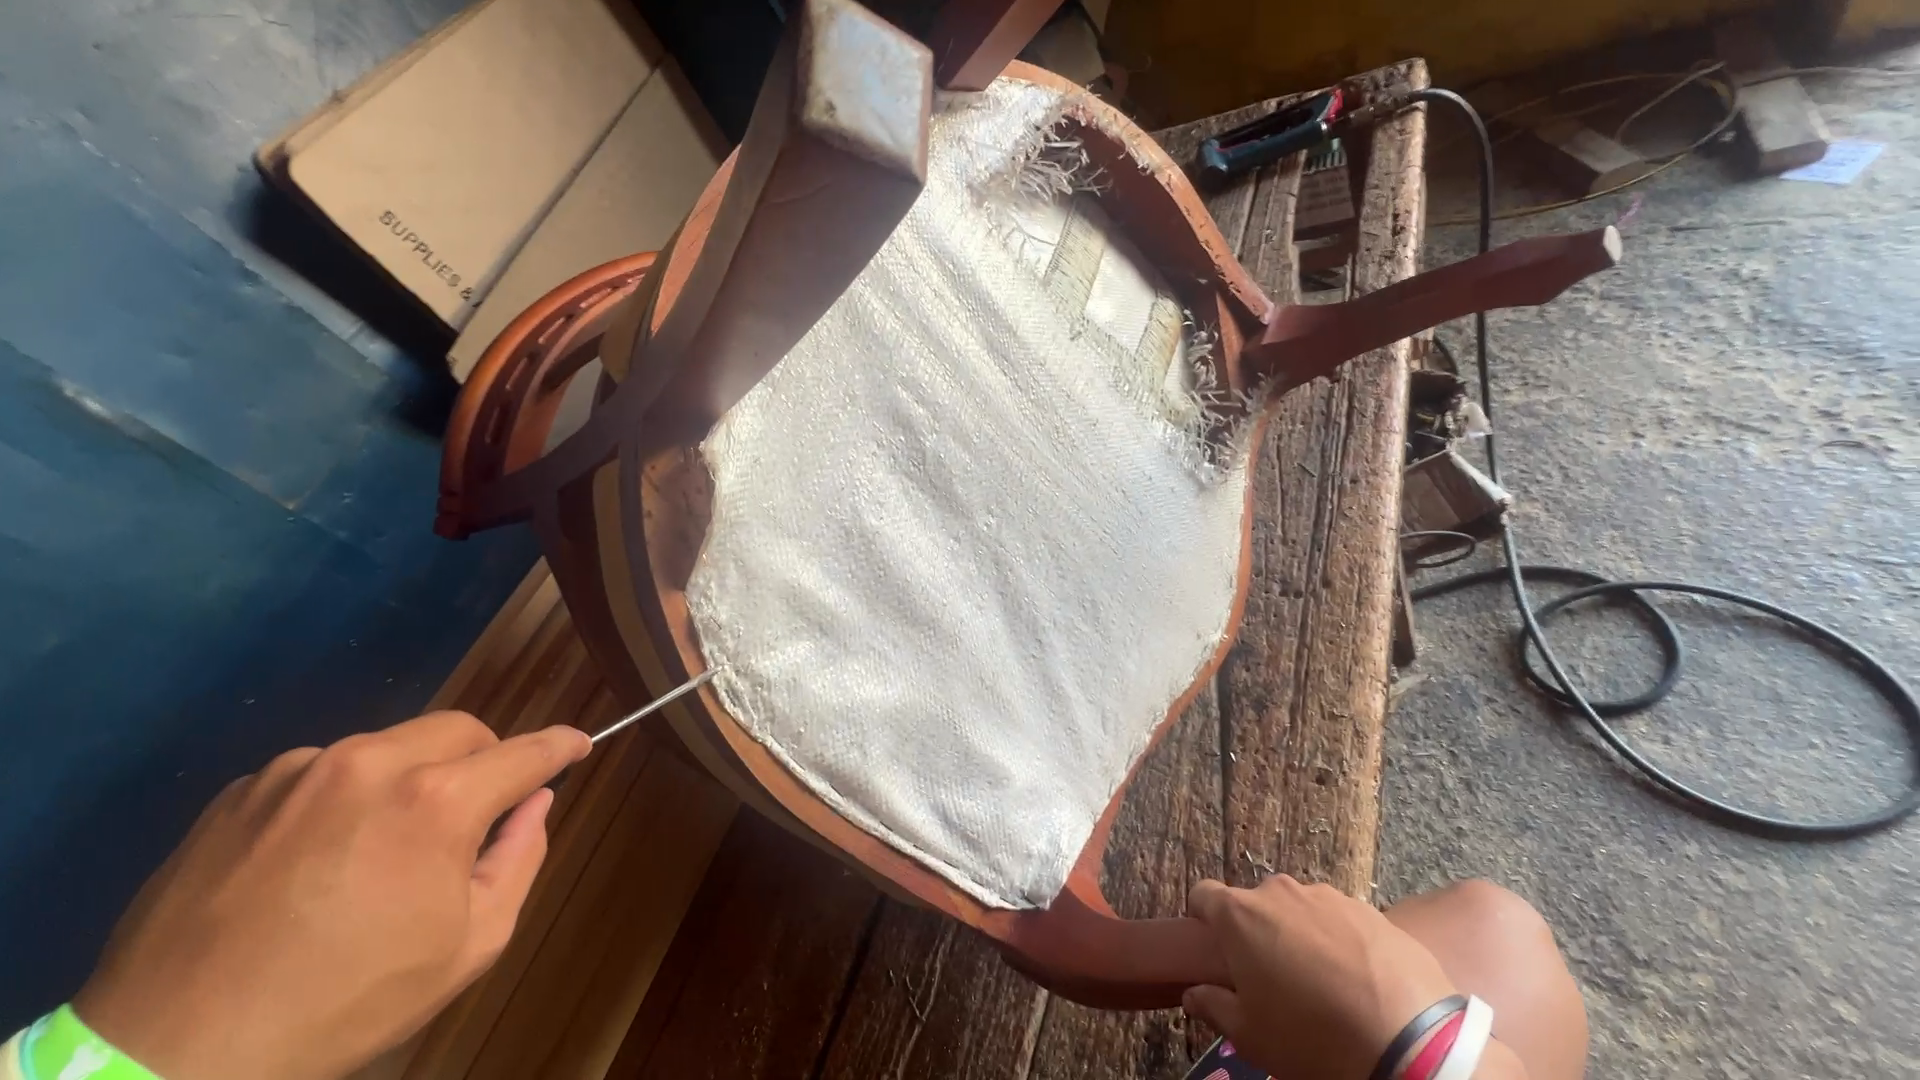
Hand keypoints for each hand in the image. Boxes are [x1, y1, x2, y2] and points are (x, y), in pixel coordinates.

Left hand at [73, 711, 590, 1079]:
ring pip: (389, 746)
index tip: (578, 744)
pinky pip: (321, 772)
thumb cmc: (346, 1001)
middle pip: (460, 729)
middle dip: (484, 758)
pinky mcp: (243, 790)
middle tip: (475, 812)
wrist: (172, 1052)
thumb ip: (519, 857)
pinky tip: (318, 857)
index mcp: (437, 800)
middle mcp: (372, 762)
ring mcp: (299, 770)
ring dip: (411, 777)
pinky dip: (345, 796)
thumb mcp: (469, 943)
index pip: (525, 751)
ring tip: (382, 846)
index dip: (561, 746)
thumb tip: (533, 802)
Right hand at [1183, 875, 1460, 1079]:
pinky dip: (1340, 943)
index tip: (1215, 950)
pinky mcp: (1372, 911)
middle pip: (1256, 904)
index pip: (1203, 894)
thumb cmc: (1313, 1039)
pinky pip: (1341, 921)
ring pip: (1300, 911)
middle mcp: (1280, 893)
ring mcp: (1329, 897)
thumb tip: (1194, 993)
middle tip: (1271, 979)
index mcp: (1241, 915)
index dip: (1203, 919)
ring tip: (1323, 985)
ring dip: (1300, 935)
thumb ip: (1213, 1006)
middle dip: (1257, 933)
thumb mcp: (1251, 1037)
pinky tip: (1360, 984)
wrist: (1414, 1048)